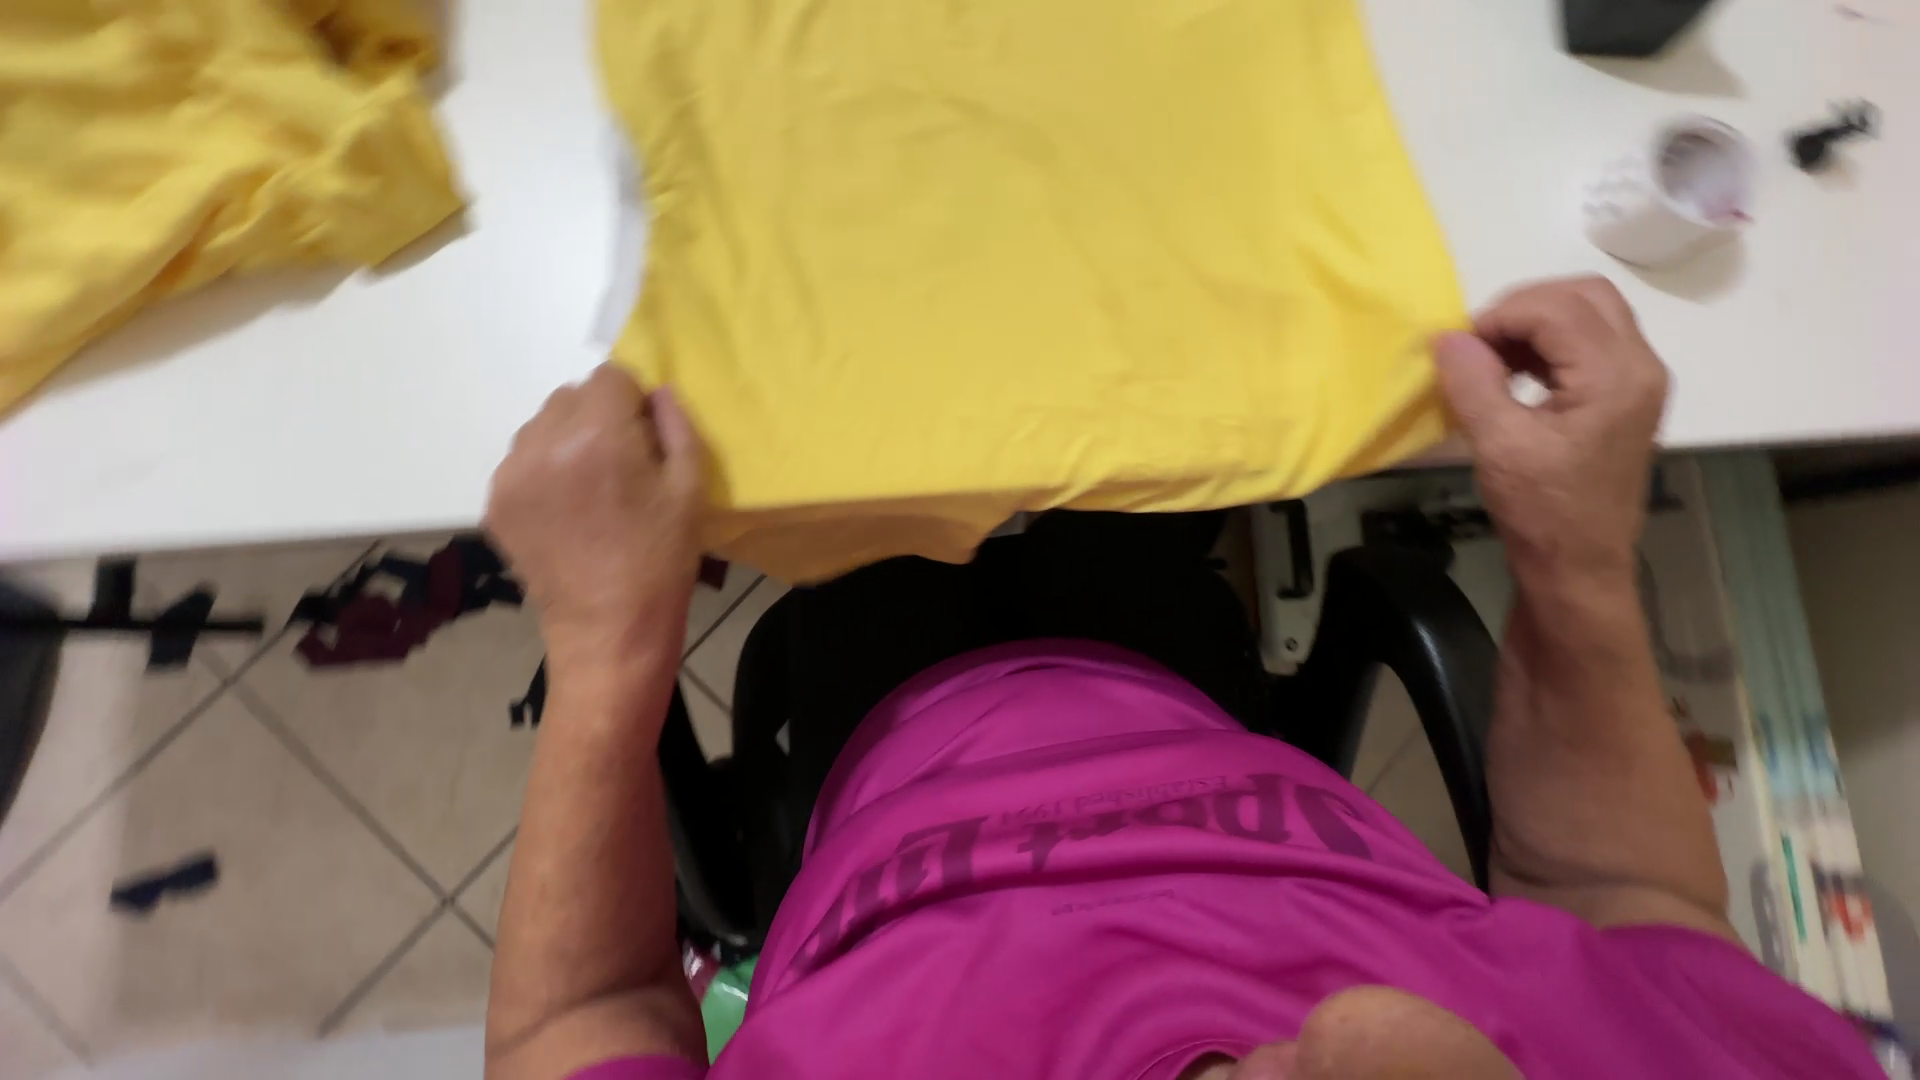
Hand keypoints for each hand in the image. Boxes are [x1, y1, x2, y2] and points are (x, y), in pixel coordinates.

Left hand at [486, 365, 704, 668]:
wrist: (610, 627)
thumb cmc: (662, 559)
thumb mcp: (690, 490)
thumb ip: (677, 428)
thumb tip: (657, 394)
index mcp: (599, 438)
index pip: (610, 376)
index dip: (634, 401)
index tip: (646, 436)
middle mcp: (544, 444)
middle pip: (571, 395)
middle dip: (600, 416)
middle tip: (622, 464)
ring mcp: (512, 474)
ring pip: (542, 425)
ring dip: (568, 439)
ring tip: (591, 488)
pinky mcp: (496, 502)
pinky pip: (523, 460)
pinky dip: (546, 469)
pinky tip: (568, 509)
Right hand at [1431, 276, 1668, 591]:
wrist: (1578, 561)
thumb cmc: (1540, 508)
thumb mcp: (1496, 445)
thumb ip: (1473, 383)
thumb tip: (1447, 337)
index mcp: (1614, 376)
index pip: (1557, 308)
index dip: (1499, 316)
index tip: (1458, 349)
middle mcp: (1639, 366)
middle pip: (1585, 295)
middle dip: (1521, 308)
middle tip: (1476, 344)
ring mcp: (1636, 380)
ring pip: (1589, 314)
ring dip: (1533, 324)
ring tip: (1489, 361)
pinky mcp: (1622, 396)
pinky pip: (1588, 343)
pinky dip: (1545, 345)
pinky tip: (1512, 377)